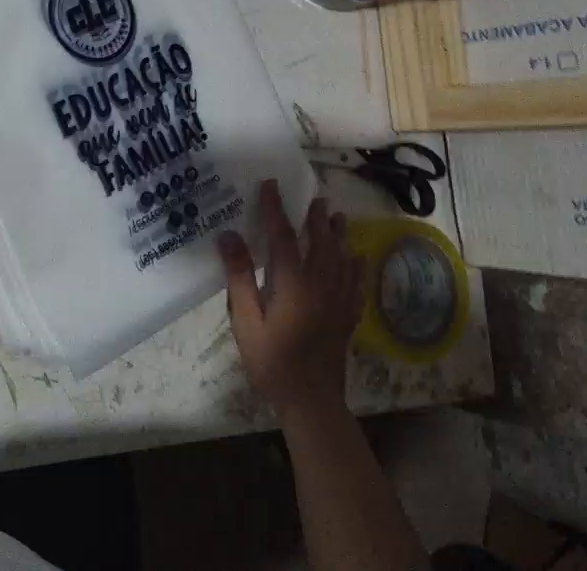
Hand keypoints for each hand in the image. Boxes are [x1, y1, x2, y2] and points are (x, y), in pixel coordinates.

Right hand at [217, 181, 363, 427]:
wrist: (310, 400)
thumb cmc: (271, 361)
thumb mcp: (244, 320)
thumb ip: (239, 276)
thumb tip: (229, 235)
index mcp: (294, 284)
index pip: (284, 236)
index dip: (276, 209)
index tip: (271, 185)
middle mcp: (321, 286)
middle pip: (321, 243)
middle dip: (316, 218)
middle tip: (314, 198)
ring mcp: (339, 302)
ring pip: (342, 260)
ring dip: (339, 236)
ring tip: (337, 216)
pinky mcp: (348, 318)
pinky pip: (357, 284)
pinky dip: (357, 267)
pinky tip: (357, 259)